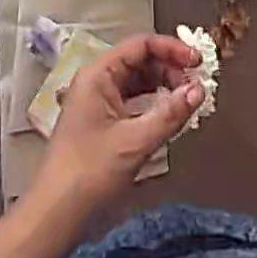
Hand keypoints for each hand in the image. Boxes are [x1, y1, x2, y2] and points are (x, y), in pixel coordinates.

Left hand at [35, 34, 203, 208]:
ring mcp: (99, 100)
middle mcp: (97, 80)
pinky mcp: (103, 120)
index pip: (140, 45)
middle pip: (140, 60)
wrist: (57, 212)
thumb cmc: (90, 171)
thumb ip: (169, 114)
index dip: (171, 49)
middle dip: (170, 68)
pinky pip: (134, 101)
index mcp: (98, 73)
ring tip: (189, 99)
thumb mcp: (134, 142)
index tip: (199, 62)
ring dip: (164, 86)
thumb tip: (199, 90)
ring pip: (138, 81)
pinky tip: (171, 115)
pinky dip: (154, 103)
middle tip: (197, 85)